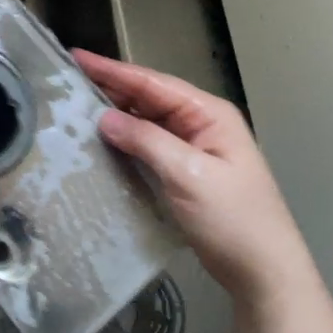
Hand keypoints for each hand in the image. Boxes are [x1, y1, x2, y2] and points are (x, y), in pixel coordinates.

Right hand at [75, 49, 316, 307]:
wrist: (266, 276)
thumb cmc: (234, 220)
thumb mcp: (188, 175)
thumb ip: (145, 140)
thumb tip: (103, 118)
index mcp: (208, 114)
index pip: (152, 82)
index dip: (112, 69)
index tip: (76, 56)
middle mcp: (200, 123)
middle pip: (147, 97)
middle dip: (110, 87)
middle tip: (67, 81)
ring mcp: (193, 147)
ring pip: (145, 119)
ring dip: (114, 113)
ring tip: (75, 104)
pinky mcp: (184, 171)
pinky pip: (147, 143)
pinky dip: (124, 138)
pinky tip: (100, 138)